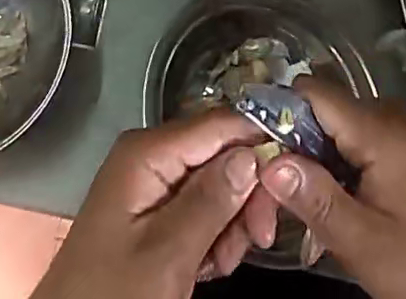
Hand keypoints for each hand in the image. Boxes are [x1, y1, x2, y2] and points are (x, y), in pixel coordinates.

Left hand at [34, 110, 282, 298]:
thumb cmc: (112, 295)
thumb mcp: (165, 255)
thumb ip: (210, 201)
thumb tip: (251, 155)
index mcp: (148, 152)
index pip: (217, 124)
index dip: (258, 140)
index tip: (293, 172)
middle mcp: (152, 157)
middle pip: (220, 154)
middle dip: (245, 194)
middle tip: (260, 236)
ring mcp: (154, 185)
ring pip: (217, 185)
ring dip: (231, 222)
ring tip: (222, 261)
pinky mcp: (157, 213)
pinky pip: (202, 209)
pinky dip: (215, 236)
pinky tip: (210, 264)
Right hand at [258, 78, 405, 298]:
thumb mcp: (365, 245)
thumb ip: (315, 199)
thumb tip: (268, 161)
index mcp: (379, 130)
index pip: (313, 91)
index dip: (279, 110)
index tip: (255, 144)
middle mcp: (389, 117)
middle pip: (322, 110)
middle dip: (294, 143)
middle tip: (274, 189)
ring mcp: (399, 132)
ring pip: (336, 128)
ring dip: (314, 159)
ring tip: (298, 203)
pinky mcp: (404, 150)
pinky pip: (356, 142)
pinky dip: (337, 167)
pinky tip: (332, 205)